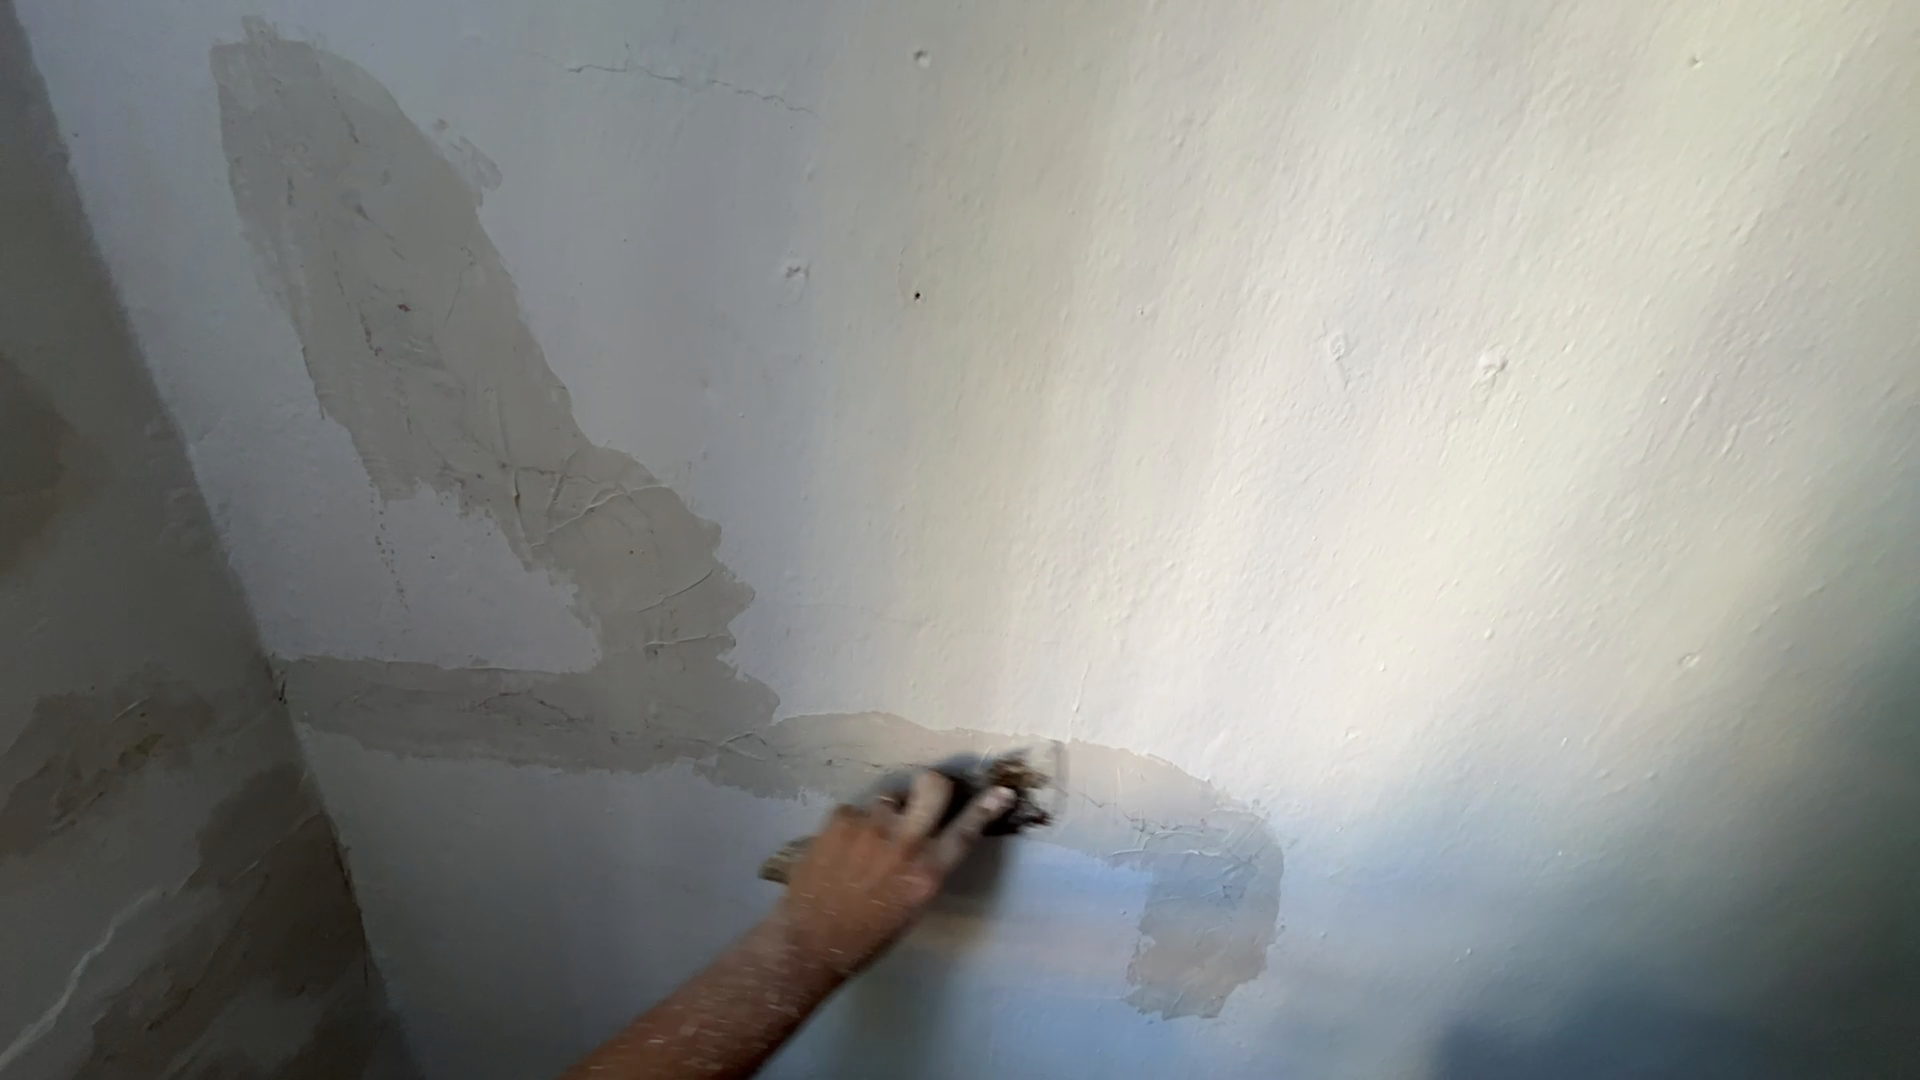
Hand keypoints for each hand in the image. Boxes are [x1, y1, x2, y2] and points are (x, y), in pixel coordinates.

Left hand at [769, 772, 1013, 977]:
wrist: (809, 942)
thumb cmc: (867, 933)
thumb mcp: (912, 904)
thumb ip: (927, 866)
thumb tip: (931, 834)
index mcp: (927, 873)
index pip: (965, 831)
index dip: (986, 808)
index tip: (1002, 791)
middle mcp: (904, 842)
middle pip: (933, 786)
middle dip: (932, 784)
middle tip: (923, 794)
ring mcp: (871, 825)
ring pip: (890, 797)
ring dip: (886, 812)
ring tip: (865, 843)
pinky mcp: (841, 817)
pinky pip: (857, 809)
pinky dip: (853, 825)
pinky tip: (840, 850)